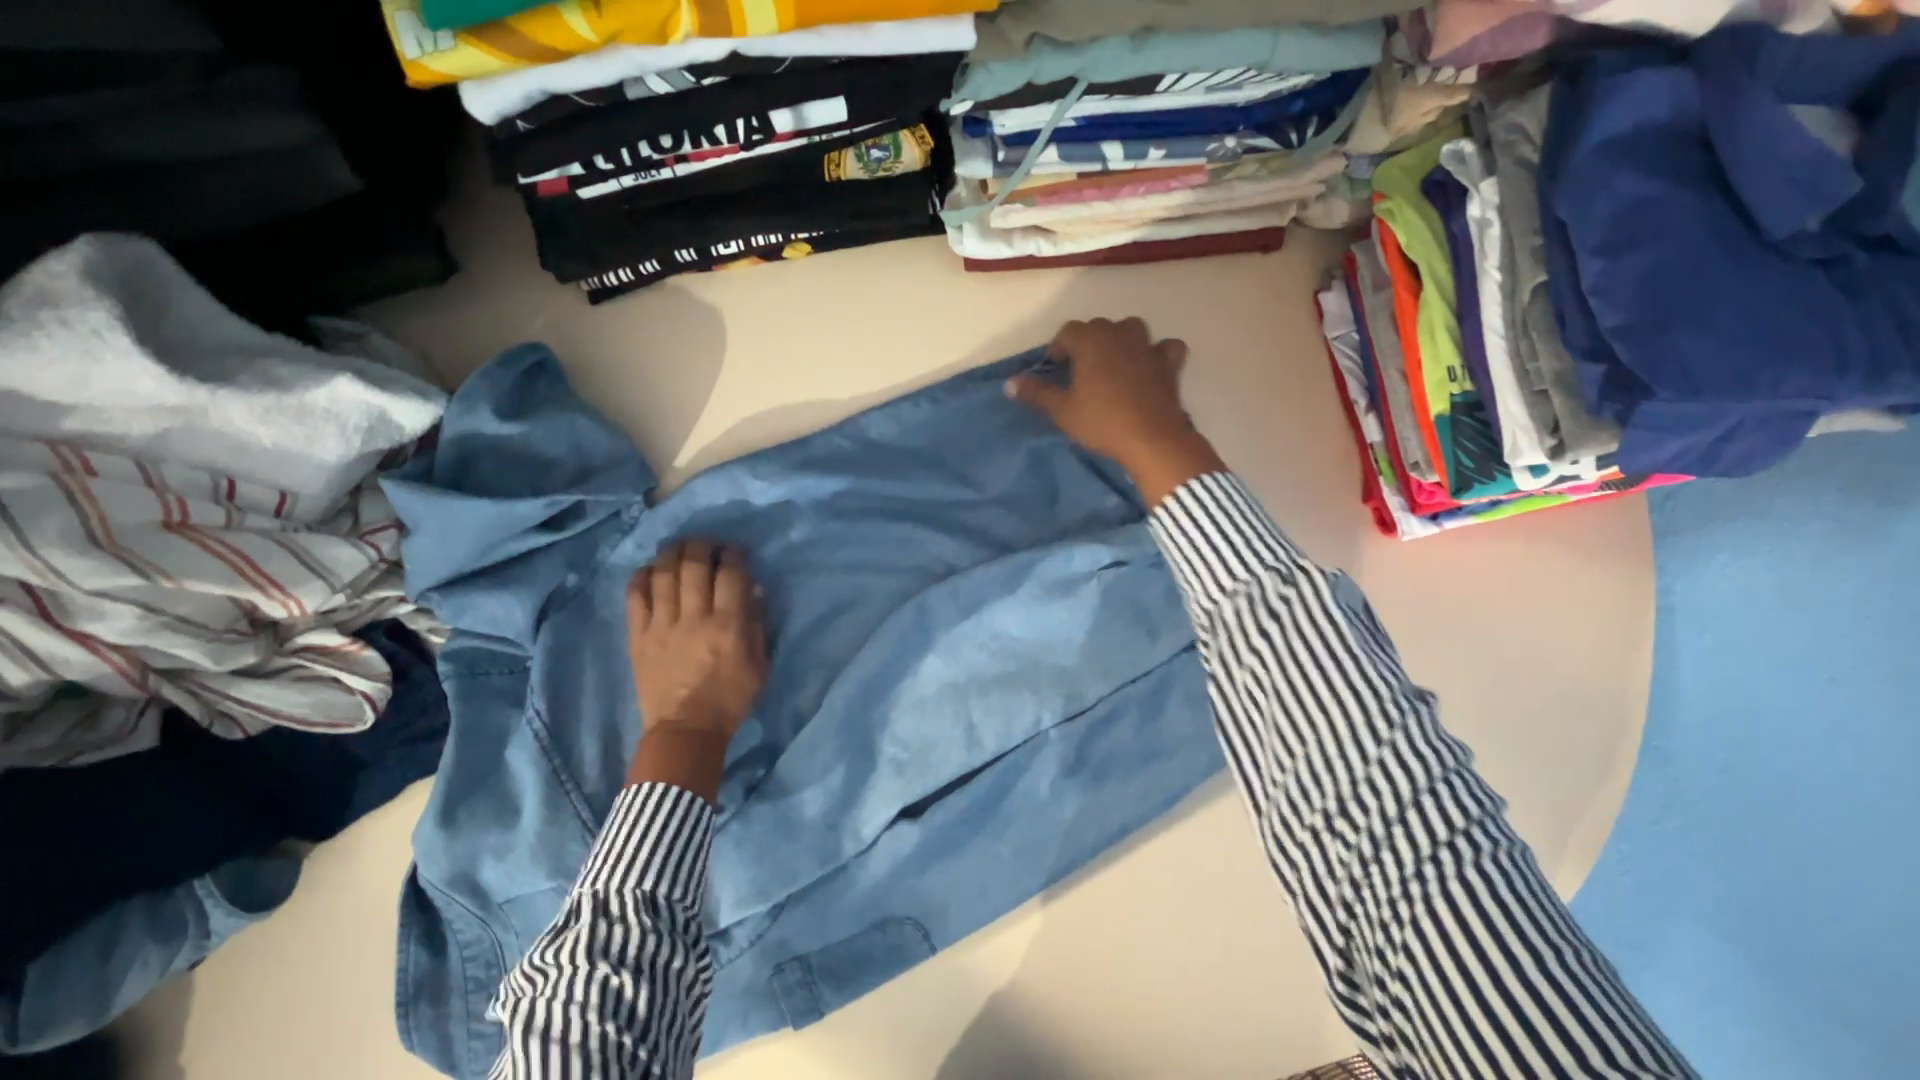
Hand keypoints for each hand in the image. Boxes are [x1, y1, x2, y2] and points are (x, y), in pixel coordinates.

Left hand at [626, 540, 767, 741]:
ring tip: (680, 548)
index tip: (737, 551)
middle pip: (694, 565)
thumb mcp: (760, 665)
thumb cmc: (730, 699)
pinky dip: (643, 576)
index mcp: (728, 627)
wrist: (686, 730)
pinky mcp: (638, 636)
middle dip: (703, 546)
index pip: (731, 575)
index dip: (734, 555)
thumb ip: (758, 624)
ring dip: (673, 553)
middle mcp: (694, 619)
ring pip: (664, 573)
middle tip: (708, 544)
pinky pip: (635, 595)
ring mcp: (662, 626)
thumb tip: (755, 588)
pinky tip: (651, 570)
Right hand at [1007, 317, 1225, 505]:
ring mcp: (1147, 346)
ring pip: (1131, 329)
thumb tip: (1009, 383)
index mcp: (1090, 340)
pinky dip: (1158, 353)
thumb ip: (1036, 393)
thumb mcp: (1061, 410)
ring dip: (1121, 340)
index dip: (1059, 348)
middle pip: (1098, 327)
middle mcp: (1119, 334)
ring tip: (1113, 364)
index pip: (1068, 331)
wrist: (1151, 438)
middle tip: (1080, 371)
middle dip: (1087, 343)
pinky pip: (1165, 347)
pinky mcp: (1169, 363)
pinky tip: (1151, 366)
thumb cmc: (1101, 421)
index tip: (1056, 370)